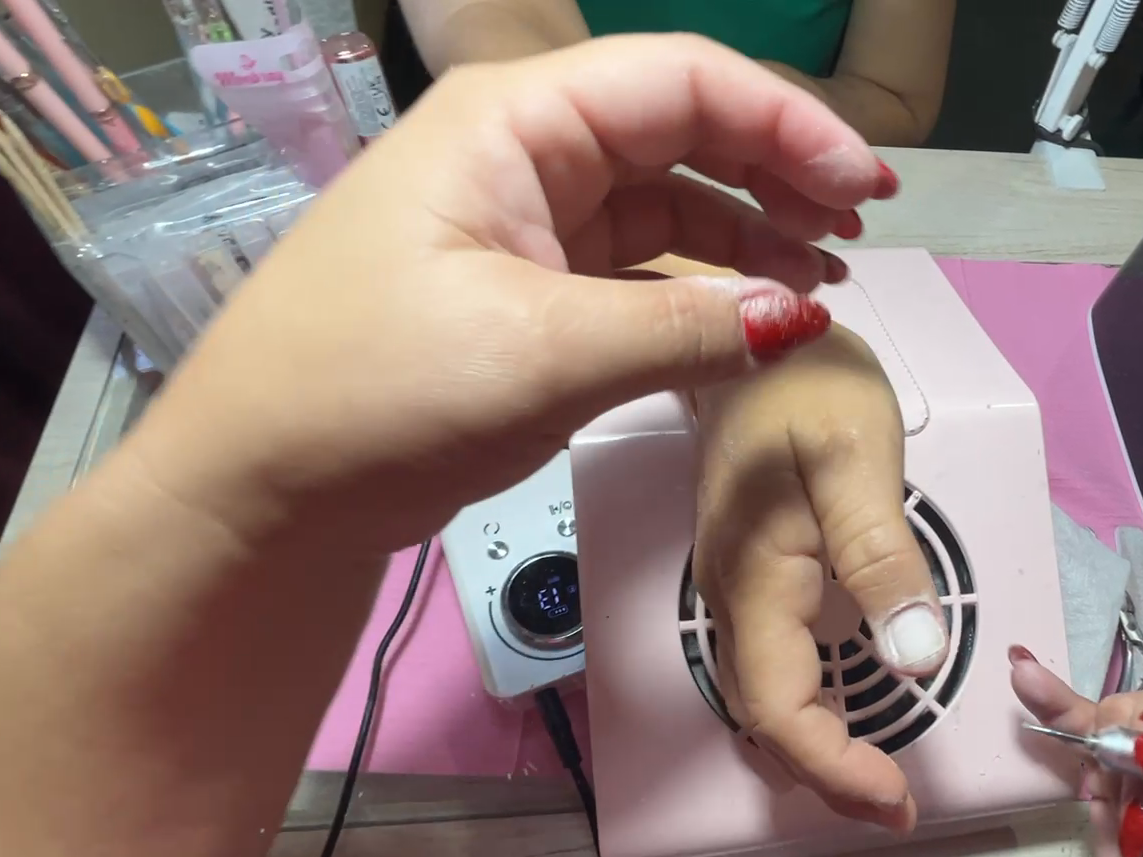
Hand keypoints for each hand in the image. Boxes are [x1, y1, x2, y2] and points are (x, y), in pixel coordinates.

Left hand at [123, 34, 891, 555]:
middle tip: (859, 231)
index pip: (682, 85)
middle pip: (684, 137)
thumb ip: (686, 327)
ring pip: (669, 210)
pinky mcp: (537, 295)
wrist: (275, 486)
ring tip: (822, 276)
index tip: (868, 191)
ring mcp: (533, 229)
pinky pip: (643, 275)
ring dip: (749, 237)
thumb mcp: (547, 352)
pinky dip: (702, 294)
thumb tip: (802, 317)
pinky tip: (748, 319)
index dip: (788, 128)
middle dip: (779, 175)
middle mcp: (528, 157)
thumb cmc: (382, 394)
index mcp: (516, 124)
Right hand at [692, 324, 940, 831]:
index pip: (778, 705)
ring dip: (816, 747)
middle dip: (826, 774)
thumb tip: (911, 660)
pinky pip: (772, 664)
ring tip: (876, 772)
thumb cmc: (805, 386)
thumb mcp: (857, 458)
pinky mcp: (751, 575)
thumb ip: (879, 557)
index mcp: (754, 578)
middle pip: (764, 716)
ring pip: (764, 696)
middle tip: (895, 802)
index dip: (831, 766)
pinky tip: (846, 709)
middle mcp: (732, 597)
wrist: (751, 343)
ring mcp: (735, 588)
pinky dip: (808, 706)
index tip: (894, 800)